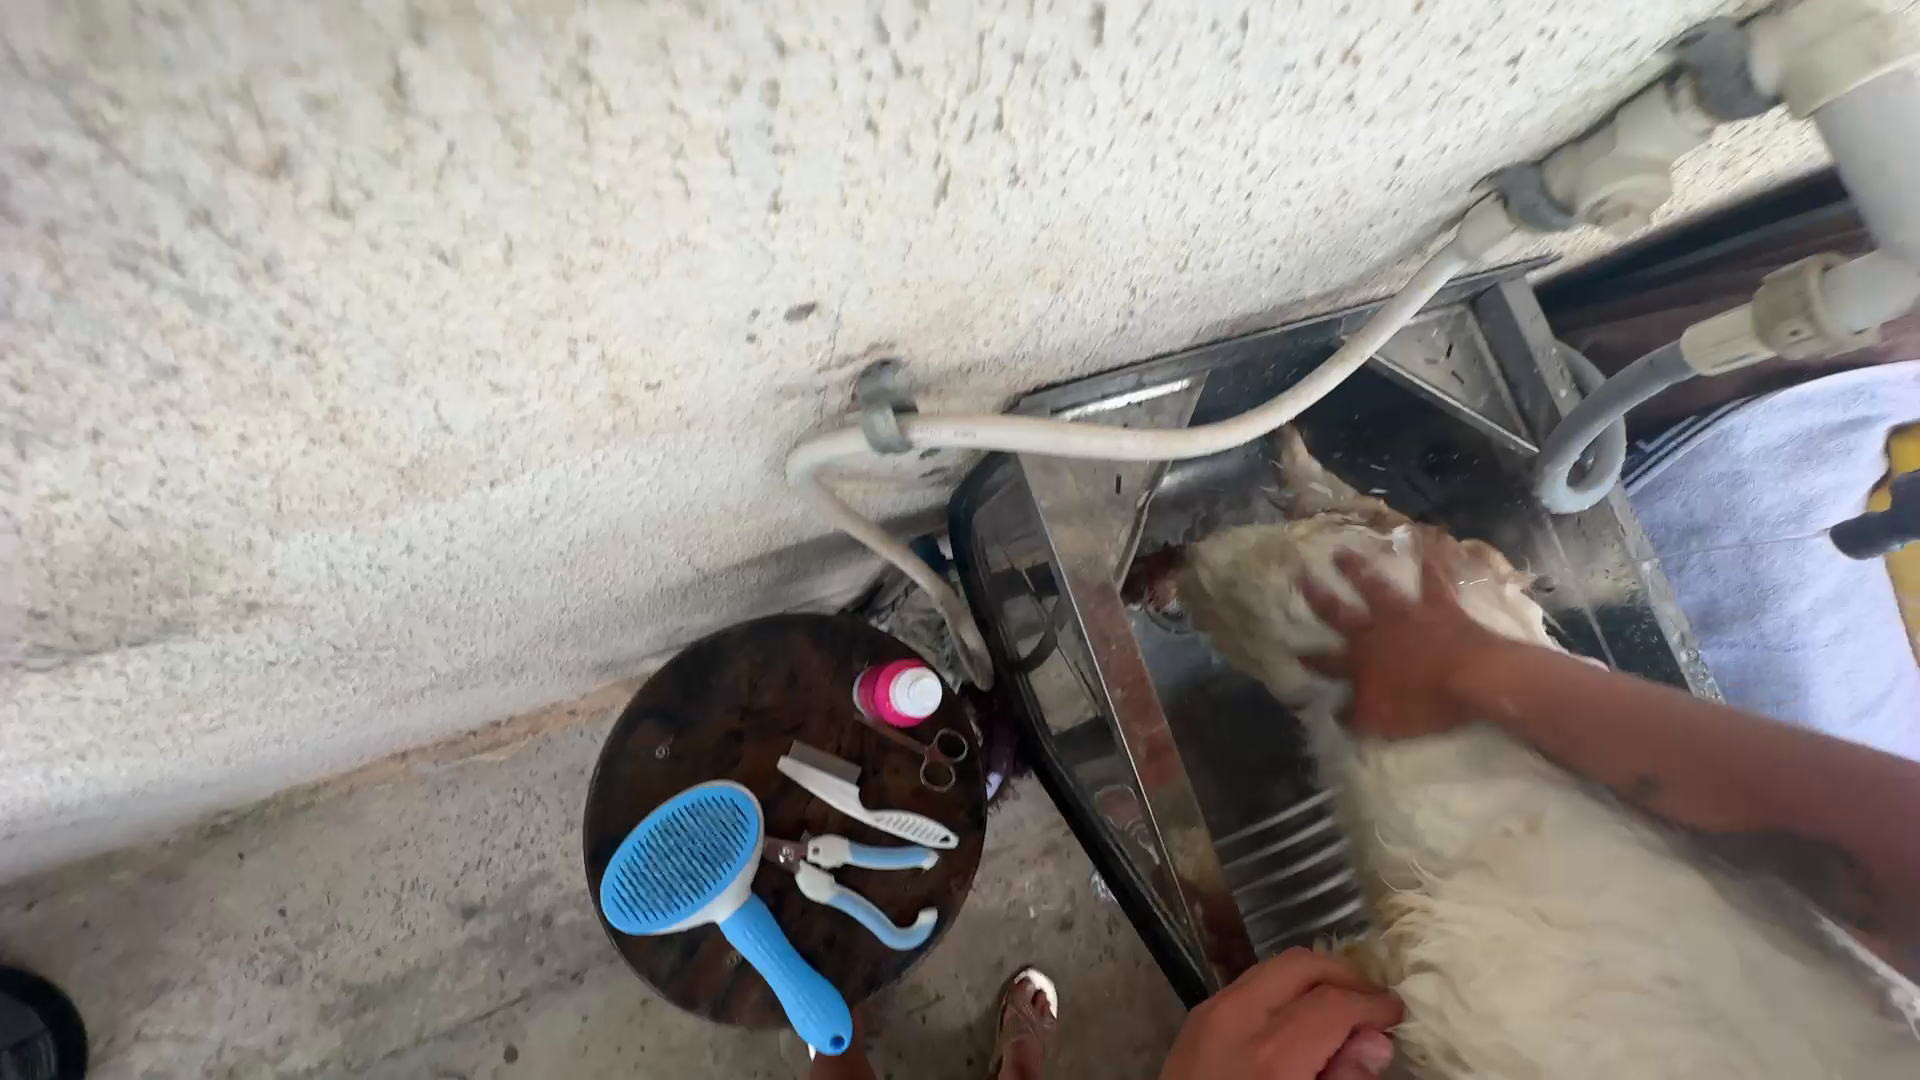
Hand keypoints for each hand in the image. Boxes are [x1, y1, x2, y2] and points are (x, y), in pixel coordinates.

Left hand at [1157, 948, 1402, 1079]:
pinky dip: (1282, 988)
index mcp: (1270, 1055)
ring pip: (1271, 967)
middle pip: (1299, 965)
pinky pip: (1249, 983)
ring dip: (1312, 979)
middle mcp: (1236, 1017)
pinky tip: (1302, 1015)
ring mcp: (1211, 1009)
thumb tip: (1374, 1040)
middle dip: (1342, 976)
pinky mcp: (1198, 1014)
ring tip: (1343, 1008)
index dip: (1372, 1004)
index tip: (1398, 1013)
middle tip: (1373, 1003)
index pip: (1332, 1003)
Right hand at [1297, 549, 1505, 738]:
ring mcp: (1408, 616)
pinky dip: (1431, 569)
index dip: (1311, 659)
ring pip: (1376, 588)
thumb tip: (1334, 713)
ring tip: (1342, 552)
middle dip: (1318, 596)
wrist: (1474, 678)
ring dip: (1357, 570)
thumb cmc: (1424, 702)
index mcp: (1359, 661)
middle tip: (1301, 577)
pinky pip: (1434, 584)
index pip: (1327, 661)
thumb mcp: (1381, 722)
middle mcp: (1375, 632)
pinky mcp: (1442, 609)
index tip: (1295, 652)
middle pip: (1339, 612)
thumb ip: (1355, 717)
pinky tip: (1427, 552)